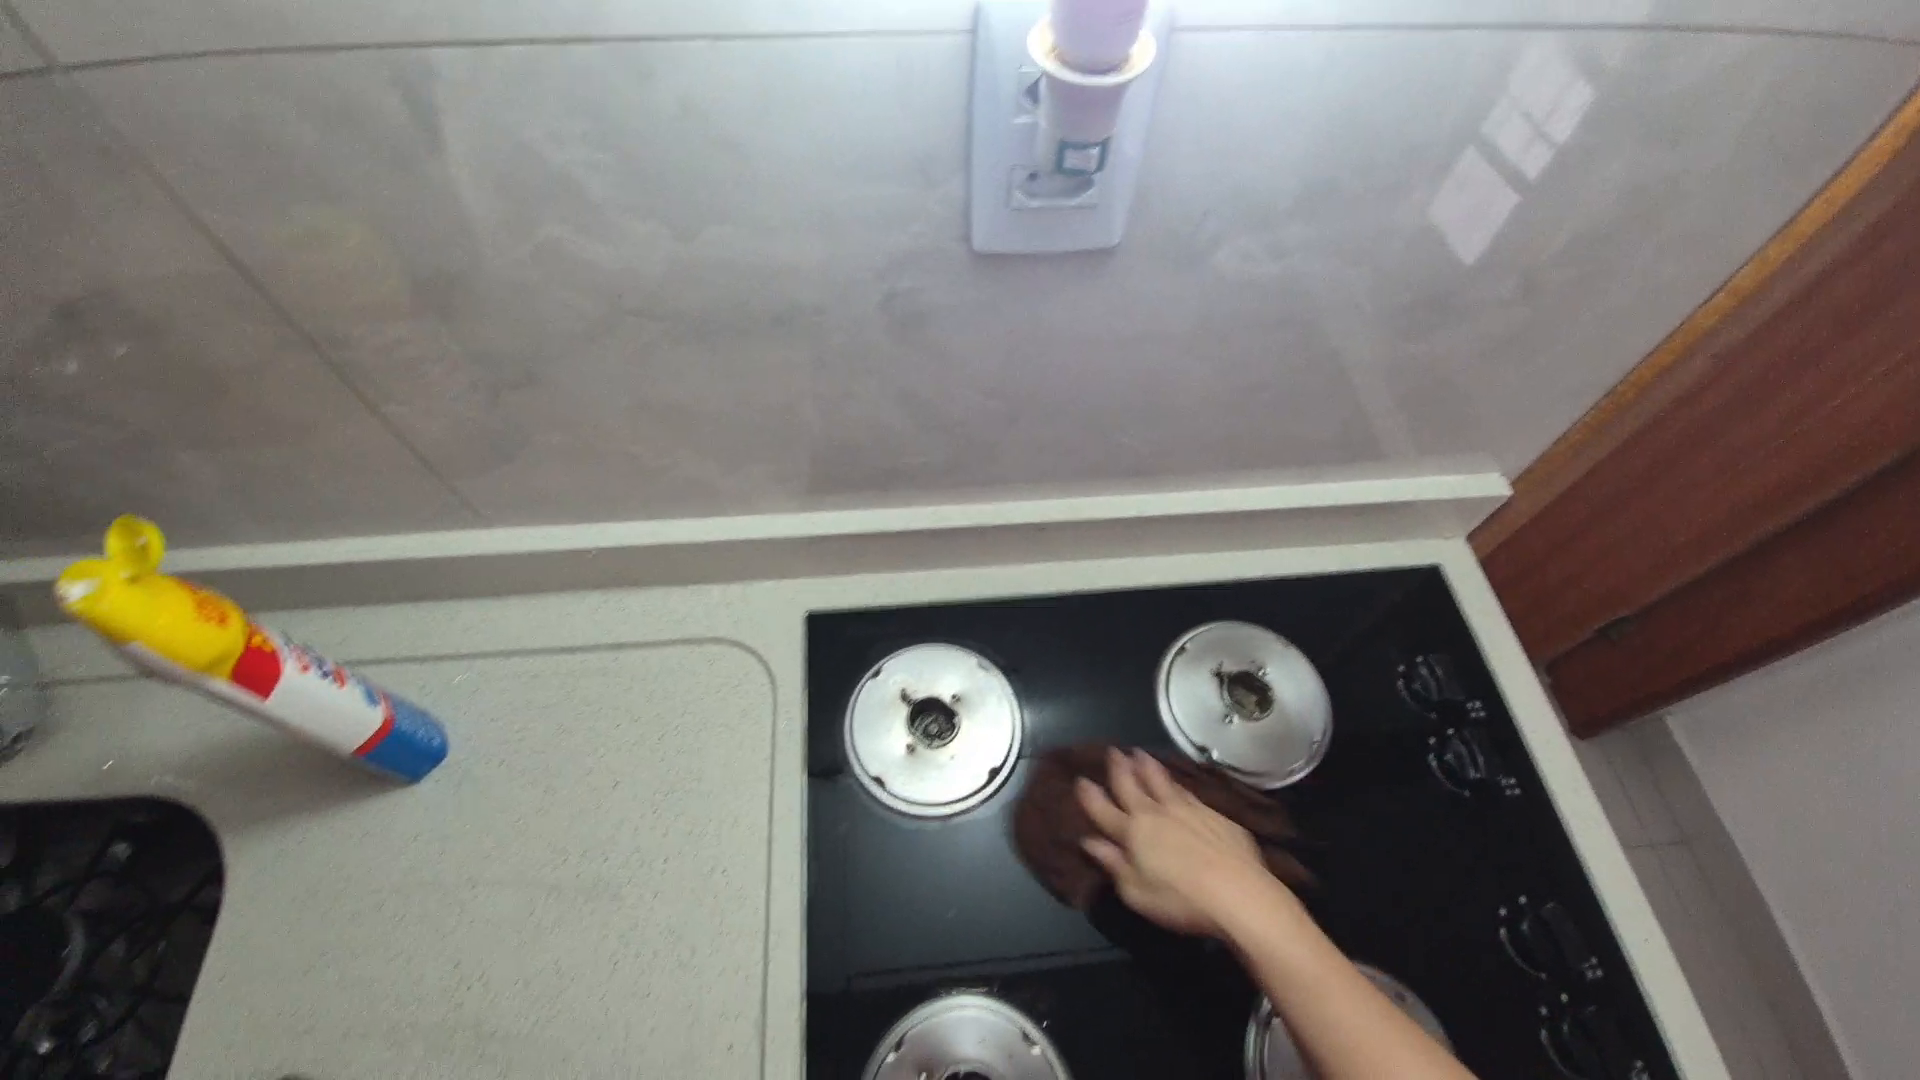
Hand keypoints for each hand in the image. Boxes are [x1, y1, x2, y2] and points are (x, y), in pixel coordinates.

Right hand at [1076, 747, 1299, 938]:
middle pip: (1133, 786)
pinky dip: (1177, 783)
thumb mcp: (1136, 892)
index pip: (1105, 810)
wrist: (1238, 892)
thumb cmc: (1179, 899)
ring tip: (1140, 754)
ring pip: (1162, 782)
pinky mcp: (1213, 815)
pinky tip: (1177, 782)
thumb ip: (1113, 864)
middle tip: (1113, 751)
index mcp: (1133, 833)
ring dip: (1148, 767)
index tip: (1081, 779)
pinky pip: (1188, 792)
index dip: (1091, 796)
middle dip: (1120, 768)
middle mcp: (1156, 813)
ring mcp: (1187, 810)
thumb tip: (1090, 842)